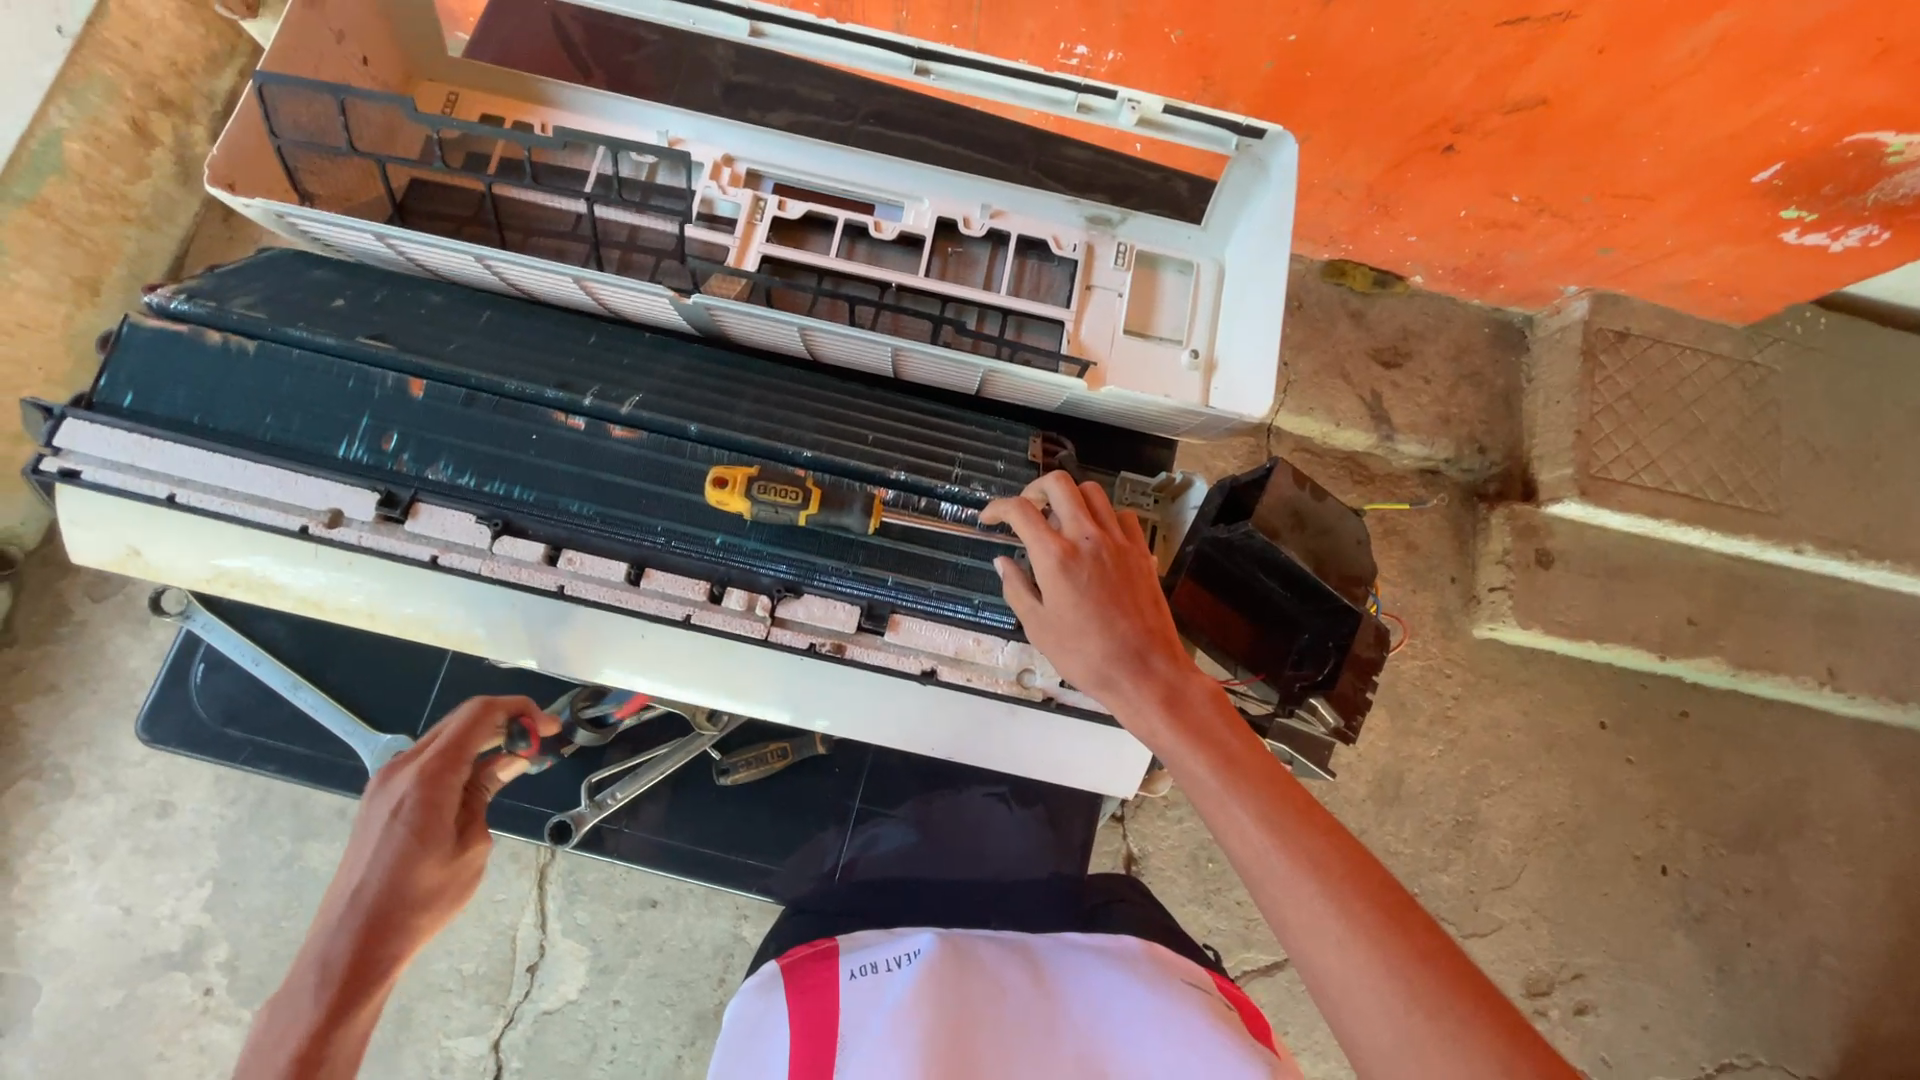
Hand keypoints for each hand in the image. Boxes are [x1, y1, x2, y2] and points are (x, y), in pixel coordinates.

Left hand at [234, 696, 559, 1079]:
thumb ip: (486, 792)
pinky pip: (428, 761)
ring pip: (445, 738)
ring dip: (484, 739)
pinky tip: (484, 778)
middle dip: (506, 721)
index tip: (549, 726)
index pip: (479, 714)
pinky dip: (462, 757)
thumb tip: (510, 760)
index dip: (520, 710)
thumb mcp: (472, 845)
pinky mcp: (381, 799)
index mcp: (428, 776)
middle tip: (542, 739)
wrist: (353, 944)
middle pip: (462, 720)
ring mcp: (386, 782)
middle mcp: (401, 768)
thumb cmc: (421, 901)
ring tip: (519, 759)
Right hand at [982, 473, 1217, 737]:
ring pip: (1092, 492)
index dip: (997, 508)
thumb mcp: (1038, 627)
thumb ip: (1017, 588)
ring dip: (1070, 499)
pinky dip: (1103, 516)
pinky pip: (1121, 515)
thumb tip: (1002, 562)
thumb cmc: (1086, 656)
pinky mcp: (1140, 552)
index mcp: (1055, 557)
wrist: (1145, 671)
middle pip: (1059, 484)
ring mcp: (1118, 541)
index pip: (1020, 511)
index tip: (990, 519)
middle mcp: (1087, 538)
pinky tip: (1096, 538)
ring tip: (1060, 522)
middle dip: (1035, 489)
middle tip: (1027, 511)